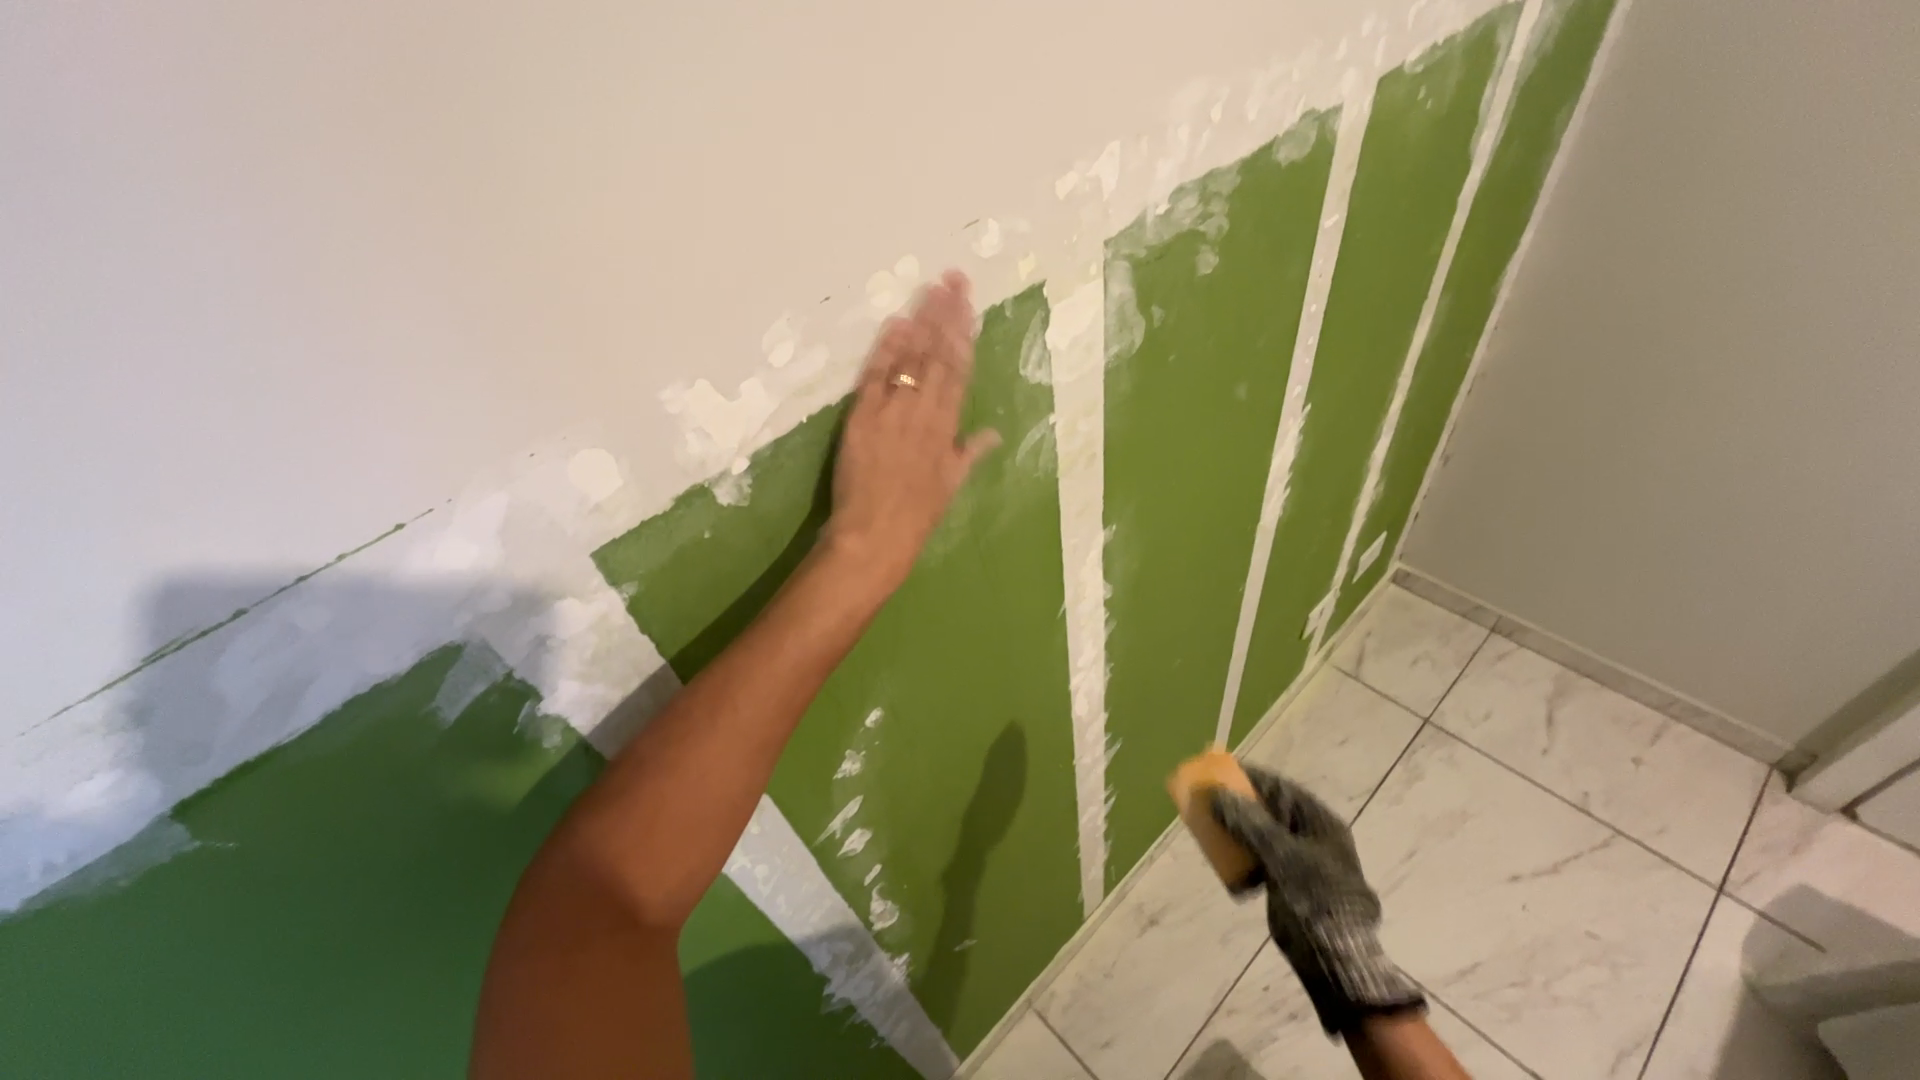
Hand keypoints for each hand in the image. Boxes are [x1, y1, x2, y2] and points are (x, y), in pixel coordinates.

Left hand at [823, 270, 1000, 591]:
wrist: (875, 537)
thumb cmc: (915, 517)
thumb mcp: (950, 485)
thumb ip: (969, 454)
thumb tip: (992, 433)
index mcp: (947, 429)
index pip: (959, 372)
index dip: (965, 336)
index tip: (969, 306)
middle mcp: (925, 414)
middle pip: (938, 355)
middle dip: (947, 315)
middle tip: (953, 279)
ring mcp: (893, 413)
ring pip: (911, 359)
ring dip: (921, 321)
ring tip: (930, 289)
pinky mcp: (863, 418)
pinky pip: (876, 377)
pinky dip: (886, 350)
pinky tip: (895, 322)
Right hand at [1212, 766, 1425, 1036]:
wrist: (1332, 955)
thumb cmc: (1313, 896)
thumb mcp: (1280, 854)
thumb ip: (1248, 822)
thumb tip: (1215, 793)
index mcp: (1319, 822)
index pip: (1280, 789)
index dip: (1249, 777)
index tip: (1218, 769)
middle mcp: (1311, 836)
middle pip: (1268, 809)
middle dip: (1238, 803)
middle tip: (1208, 797)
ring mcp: (1300, 860)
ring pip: (1261, 833)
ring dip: (1236, 828)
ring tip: (1208, 825)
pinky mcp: (1288, 882)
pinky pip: (1259, 857)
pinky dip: (1241, 854)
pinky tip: (1223, 860)